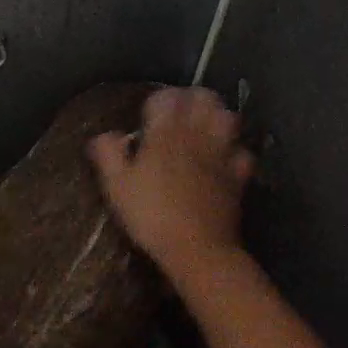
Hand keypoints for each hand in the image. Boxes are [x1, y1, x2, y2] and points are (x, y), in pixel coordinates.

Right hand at [87, 86, 254, 275]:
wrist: (197, 250)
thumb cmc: (151, 215)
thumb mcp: (116, 186)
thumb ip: (108, 154)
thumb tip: (104, 135)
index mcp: (164, 134)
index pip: (166, 97)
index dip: (158, 99)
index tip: (148, 112)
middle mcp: (195, 137)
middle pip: (203, 98)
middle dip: (192, 98)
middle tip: (178, 111)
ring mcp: (221, 155)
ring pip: (228, 118)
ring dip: (216, 116)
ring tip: (203, 126)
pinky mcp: (238, 176)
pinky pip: (243, 152)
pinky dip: (235, 149)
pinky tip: (224, 157)